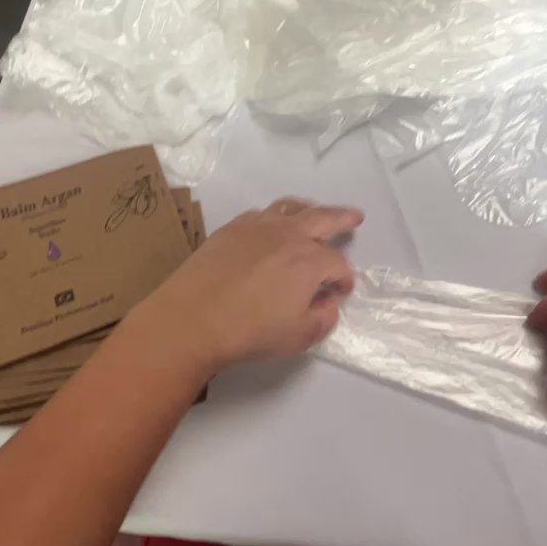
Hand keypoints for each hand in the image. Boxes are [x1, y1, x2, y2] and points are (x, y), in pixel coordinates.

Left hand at [128, 197, 361, 376]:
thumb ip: (323, 318)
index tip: (341, 292)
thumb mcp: (299, 336)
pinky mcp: (231, 228)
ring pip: (290, 208)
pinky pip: (261, 214)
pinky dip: (274, 217)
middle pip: (323, 218)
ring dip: (308, 209)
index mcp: (310, 260)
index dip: (344, 279)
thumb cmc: (249, 331)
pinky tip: (271, 227)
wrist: (192, 317)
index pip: (338, 264)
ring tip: (314, 213)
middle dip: (342, 217)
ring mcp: (257, 226)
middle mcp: (288, 235)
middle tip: (354, 216)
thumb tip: (327, 302)